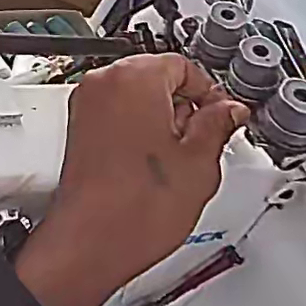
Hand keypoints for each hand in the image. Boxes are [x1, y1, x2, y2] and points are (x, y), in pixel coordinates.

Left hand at [17, 54, 248, 305]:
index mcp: (135, 77)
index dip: (209, 91)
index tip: (220, 112)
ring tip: (175, 155)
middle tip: (202, 135)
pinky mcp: (78, 126)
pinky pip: (115, 111)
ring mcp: (86, 104)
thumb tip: (228, 110)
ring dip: (159, 114)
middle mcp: (104, 82)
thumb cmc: (134, 208)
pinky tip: (151, 161)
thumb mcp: (199, 162)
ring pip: (135, 93)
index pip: (183, 64)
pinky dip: (135, 126)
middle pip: (156, 74)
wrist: (90, 242)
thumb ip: (218, 124)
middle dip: (182, 103)